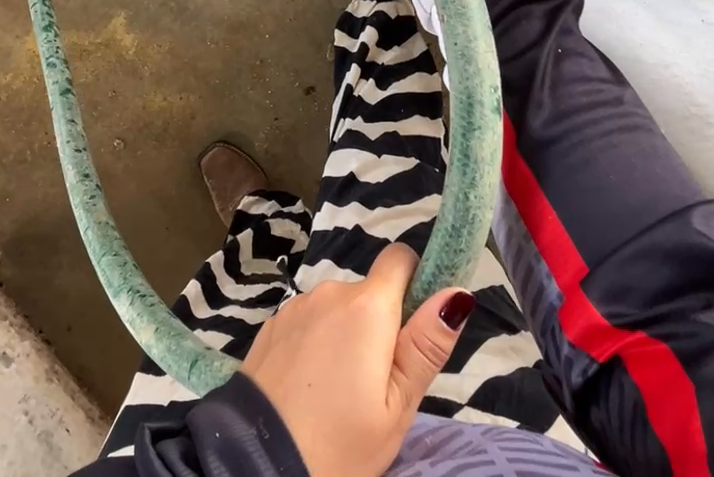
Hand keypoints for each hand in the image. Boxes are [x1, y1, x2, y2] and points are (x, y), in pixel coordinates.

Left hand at [241, 244, 475, 476]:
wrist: (256, 465)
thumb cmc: (339, 443)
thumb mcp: (398, 406)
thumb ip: (427, 345)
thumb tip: (457, 292)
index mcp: (367, 306)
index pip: (400, 258)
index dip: (415, 281)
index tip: (416, 326)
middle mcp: (329, 291)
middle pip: (370, 292)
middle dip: (381, 326)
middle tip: (377, 384)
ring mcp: (295, 306)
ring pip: (338, 309)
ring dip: (347, 335)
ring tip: (340, 392)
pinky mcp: (271, 325)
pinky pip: (310, 322)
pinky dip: (317, 343)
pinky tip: (310, 387)